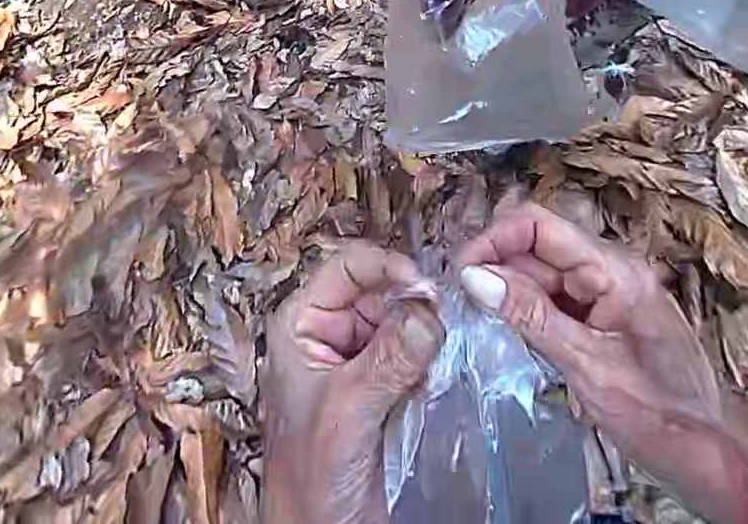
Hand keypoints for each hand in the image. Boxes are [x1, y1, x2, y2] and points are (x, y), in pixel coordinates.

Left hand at [262, 243, 444, 523]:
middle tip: (443, 320)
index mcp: (304, 322)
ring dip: (427, 328)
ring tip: (444, 348)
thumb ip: (385, 361)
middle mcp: (334, 328)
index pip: (347, 267)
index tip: (423, 285)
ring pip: (406, 315)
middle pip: (383, 288)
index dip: (385, 266)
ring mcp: (363, 352)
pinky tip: (442, 368)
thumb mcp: (344, 414)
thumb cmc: (312, 482)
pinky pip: (419, 346)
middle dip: (413, 301)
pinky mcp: (389, 376)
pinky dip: (434, 353)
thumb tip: (427, 312)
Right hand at [454, 203, 747, 523]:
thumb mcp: (588, 368)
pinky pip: (558, 298)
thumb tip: (474, 277)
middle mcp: (610, 268)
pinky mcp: (606, 315)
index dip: (495, 237)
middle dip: (497, 264)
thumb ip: (531, 316)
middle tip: (461, 299)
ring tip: (478, 316)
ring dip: (510, 288)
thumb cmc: (663, 418)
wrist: (724, 464)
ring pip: (545, 273)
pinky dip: (531, 309)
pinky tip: (510, 327)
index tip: (461, 270)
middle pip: (539, 246)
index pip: (540, 225)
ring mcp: (609, 291)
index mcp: (614, 269)